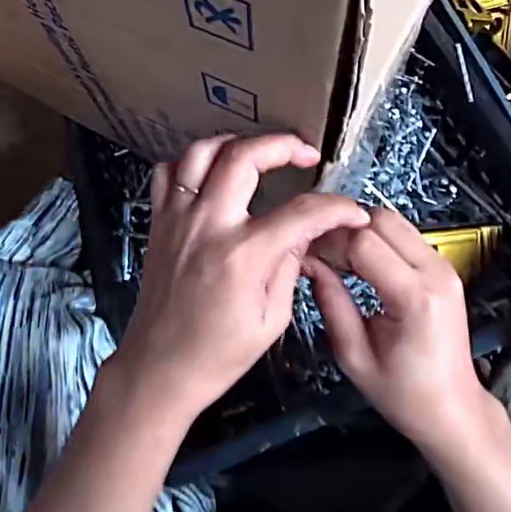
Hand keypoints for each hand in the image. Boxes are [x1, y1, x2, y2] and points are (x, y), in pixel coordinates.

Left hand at [107, 134, 369, 423]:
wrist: (160, 368)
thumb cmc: (219, 353)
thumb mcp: (272, 318)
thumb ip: (290, 264)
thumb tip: (305, 230)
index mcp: (243, 255)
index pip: (301, 213)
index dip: (335, 207)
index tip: (352, 211)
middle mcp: (208, 225)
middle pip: (244, 156)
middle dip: (282, 145)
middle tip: (304, 153)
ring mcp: (178, 219)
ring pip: (202, 152)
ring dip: (235, 142)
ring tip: (258, 152)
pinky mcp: (159, 222)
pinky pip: (168, 172)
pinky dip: (190, 163)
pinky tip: (211, 174)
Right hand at [305, 208, 498, 458]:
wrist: (454, 409)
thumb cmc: (404, 393)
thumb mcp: (354, 357)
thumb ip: (331, 303)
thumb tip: (308, 262)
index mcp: (415, 298)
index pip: (364, 242)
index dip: (331, 243)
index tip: (310, 257)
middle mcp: (435, 272)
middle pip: (380, 219)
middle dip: (344, 230)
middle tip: (322, 253)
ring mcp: (443, 265)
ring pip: (393, 219)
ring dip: (360, 229)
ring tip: (339, 256)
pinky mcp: (443, 265)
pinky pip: (404, 232)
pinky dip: (377, 236)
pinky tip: (360, 260)